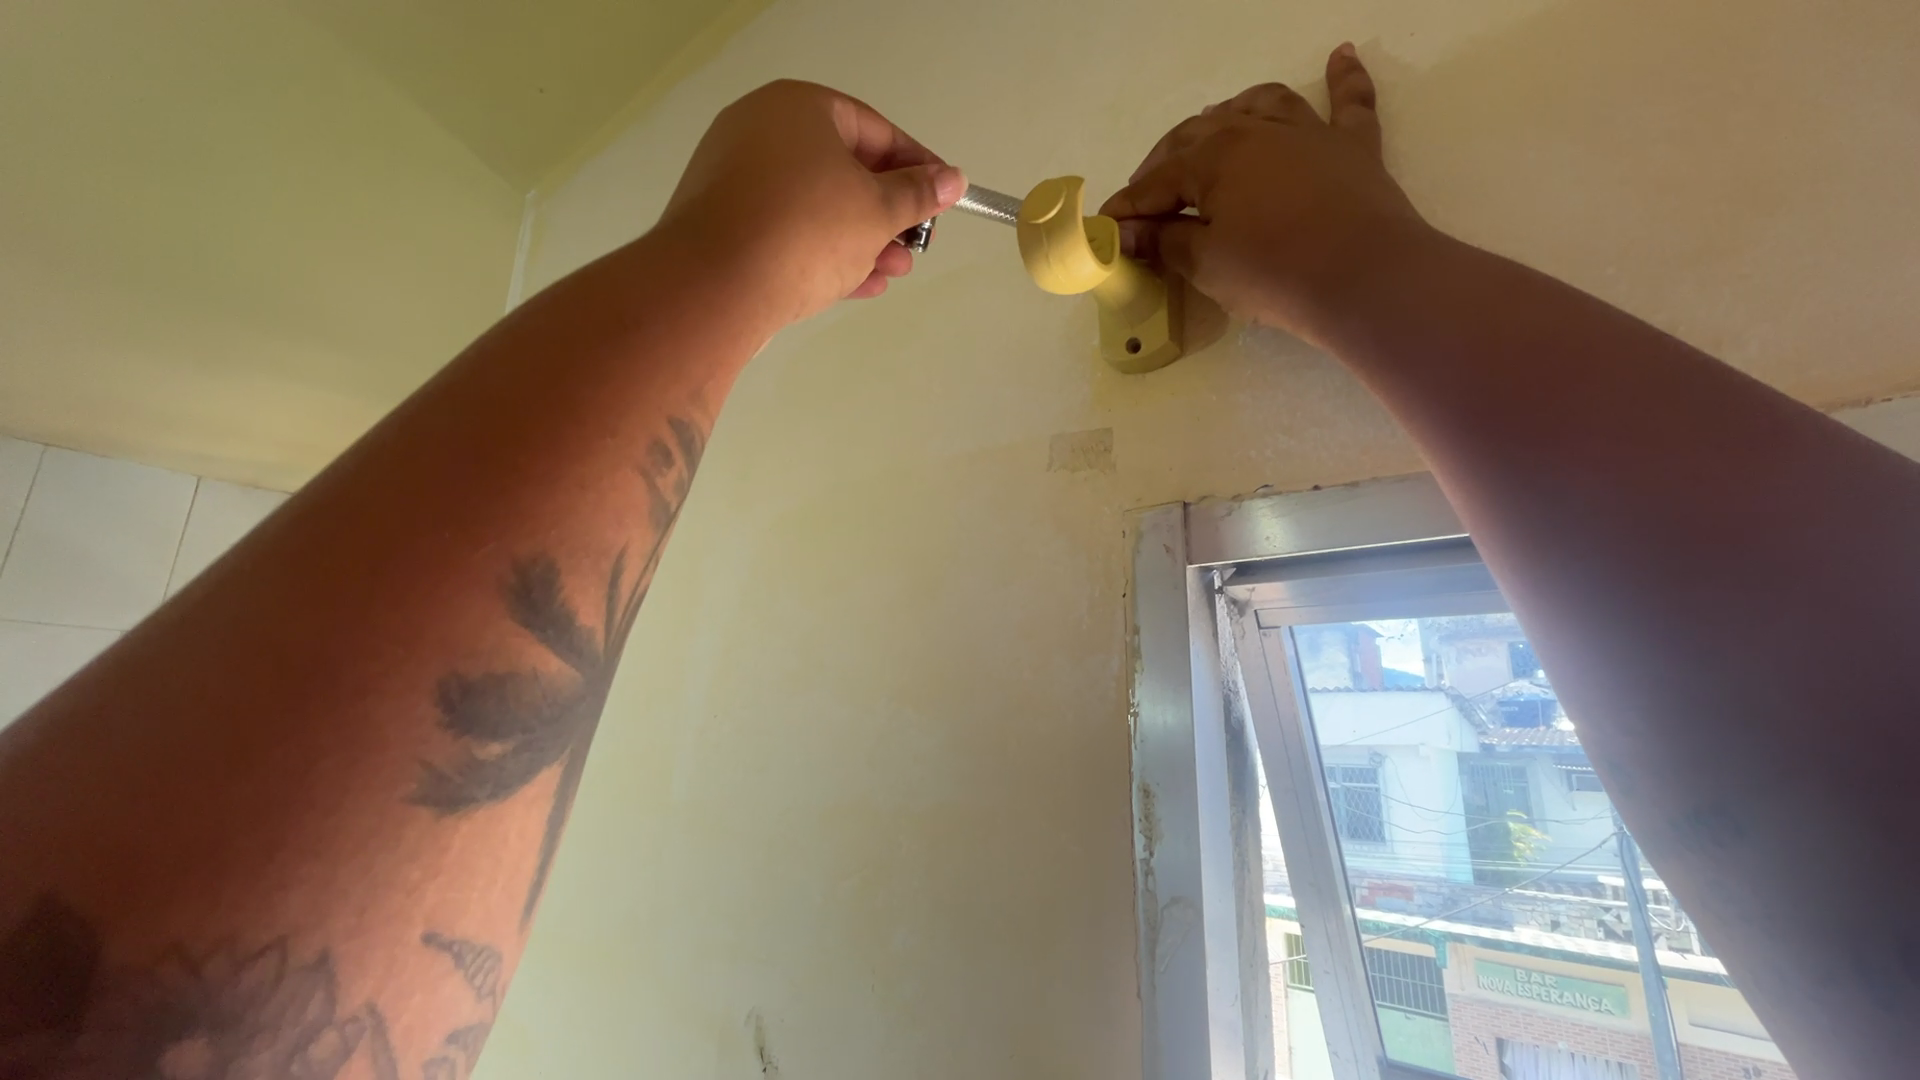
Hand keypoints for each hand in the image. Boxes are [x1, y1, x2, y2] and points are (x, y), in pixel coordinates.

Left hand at [659, 80, 965, 325]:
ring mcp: (739, 182)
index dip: (916, 166)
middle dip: (888, 214)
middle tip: (916, 246)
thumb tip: (953, 179)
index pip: (874, 129)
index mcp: (799, 109)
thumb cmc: (806, 230)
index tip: (943, 198)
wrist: (716, 287)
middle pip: (843, 171)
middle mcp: (762, 134)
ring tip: (894, 272)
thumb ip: (917, 194)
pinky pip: (789, 235)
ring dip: (863, 241)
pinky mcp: (728, 229)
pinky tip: (861, 284)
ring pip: (818, 209)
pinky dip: (826, 255)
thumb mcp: (877, 210)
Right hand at [1100, 45, 1432, 343]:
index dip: (1128, 207)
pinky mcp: (1354, 148)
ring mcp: (1310, 133)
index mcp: (1215, 156)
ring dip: (1230, 113)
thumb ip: (1163, 241)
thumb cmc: (1273, 273)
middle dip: (1165, 163)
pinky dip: (1344, 78)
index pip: (1157, 181)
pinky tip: (1340, 54)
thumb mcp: (1205, 264)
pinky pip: (1350, 101)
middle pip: (1200, 135)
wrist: (1363, 280)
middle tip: (1147, 198)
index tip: (1106, 228)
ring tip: (1213, 130)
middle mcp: (1257, 129)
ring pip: (1262, 104)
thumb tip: (1126, 232)